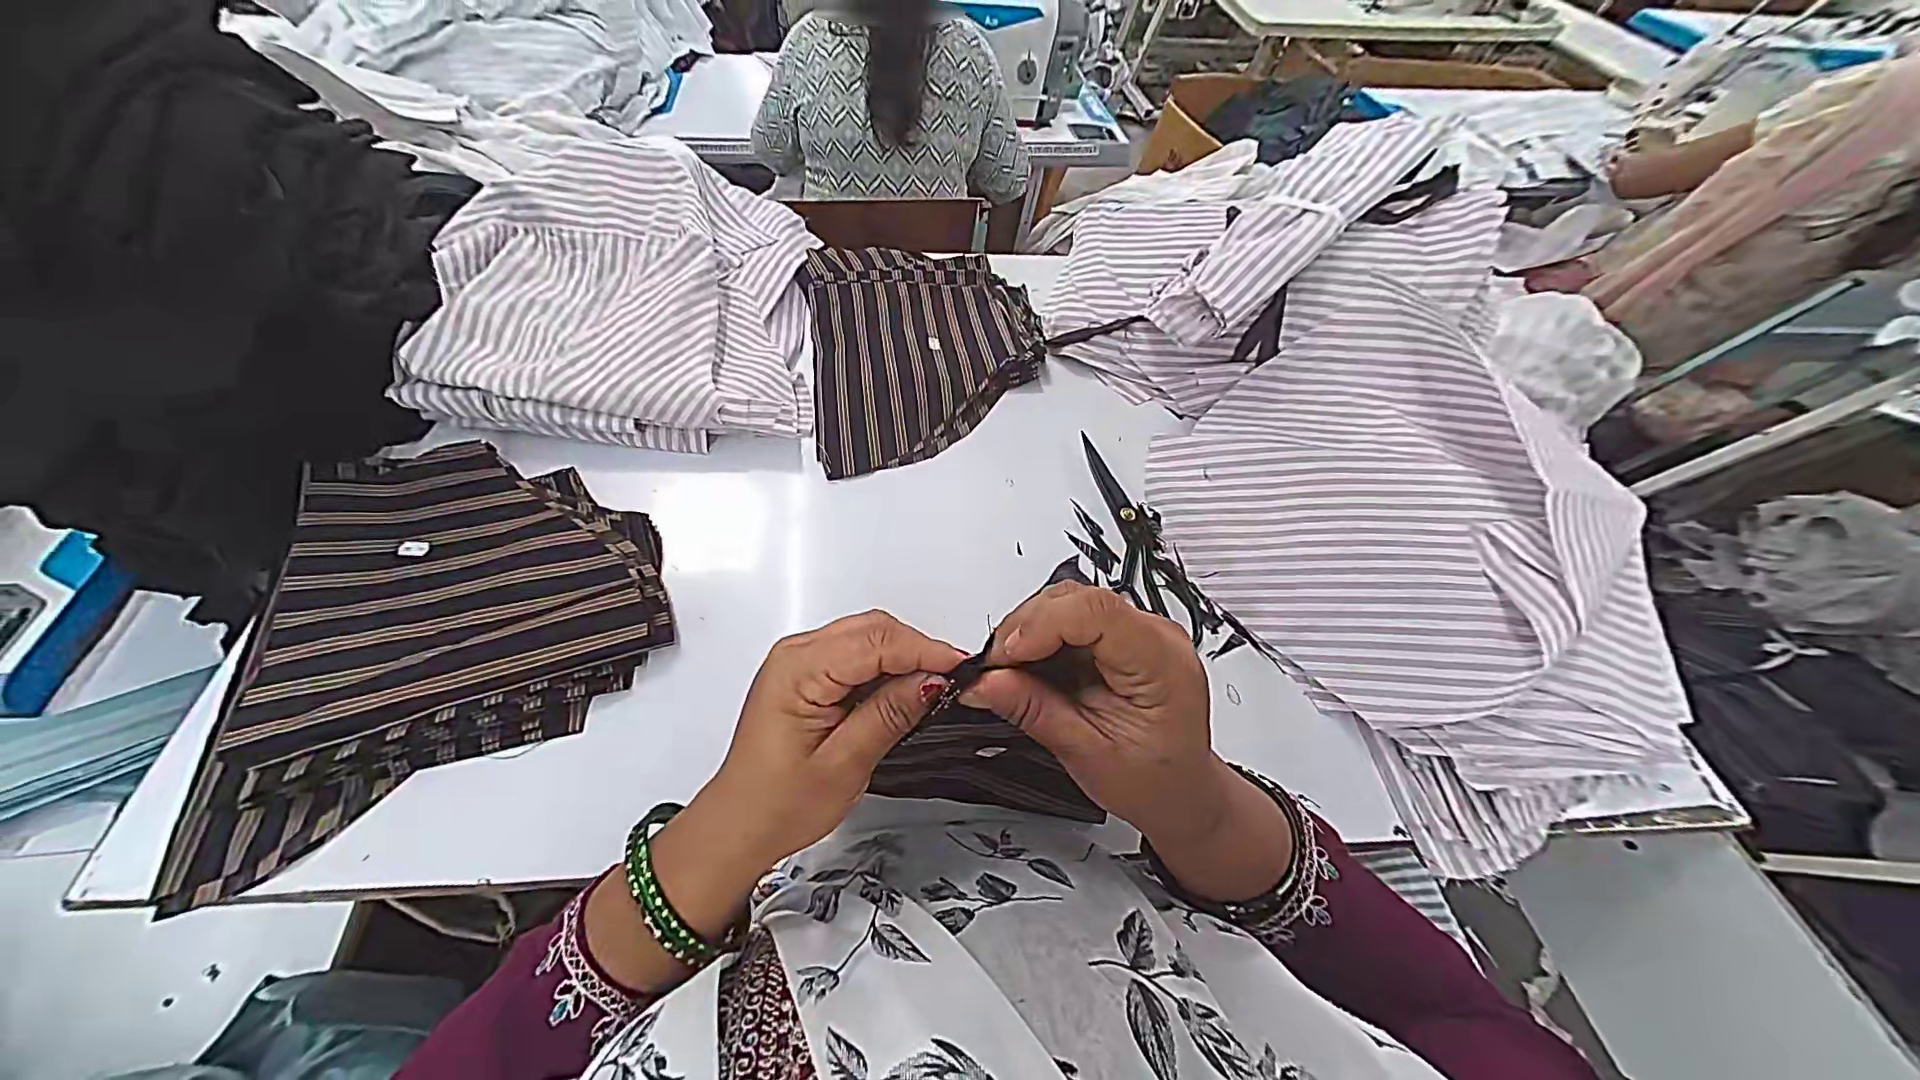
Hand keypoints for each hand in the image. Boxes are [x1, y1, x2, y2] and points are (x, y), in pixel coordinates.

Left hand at [594, 611, 963, 988]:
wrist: (740, 824)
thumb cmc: (774, 804)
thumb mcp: (844, 764)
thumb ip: (889, 714)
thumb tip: (930, 680)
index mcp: (797, 672)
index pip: (876, 641)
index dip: (924, 651)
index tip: (959, 668)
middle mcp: (794, 655)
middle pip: (873, 629)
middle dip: (918, 649)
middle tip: (953, 679)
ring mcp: (800, 660)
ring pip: (868, 635)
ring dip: (904, 656)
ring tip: (932, 687)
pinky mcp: (808, 671)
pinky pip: (857, 652)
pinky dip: (887, 665)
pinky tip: (902, 689)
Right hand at [961, 582, 1291, 900]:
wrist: (1181, 790)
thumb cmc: (1155, 780)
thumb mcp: (1087, 755)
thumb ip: (1034, 711)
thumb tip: (986, 682)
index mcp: (1161, 663)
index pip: (1096, 612)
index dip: (1040, 625)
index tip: (1003, 657)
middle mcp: (1155, 636)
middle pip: (1076, 599)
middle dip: (1025, 629)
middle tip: (996, 670)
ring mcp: (1138, 631)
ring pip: (1067, 602)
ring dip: (1028, 633)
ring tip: (1012, 675)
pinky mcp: (1119, 636)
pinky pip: (1069, 618)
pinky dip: (1040, 640)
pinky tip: (1032, 670)